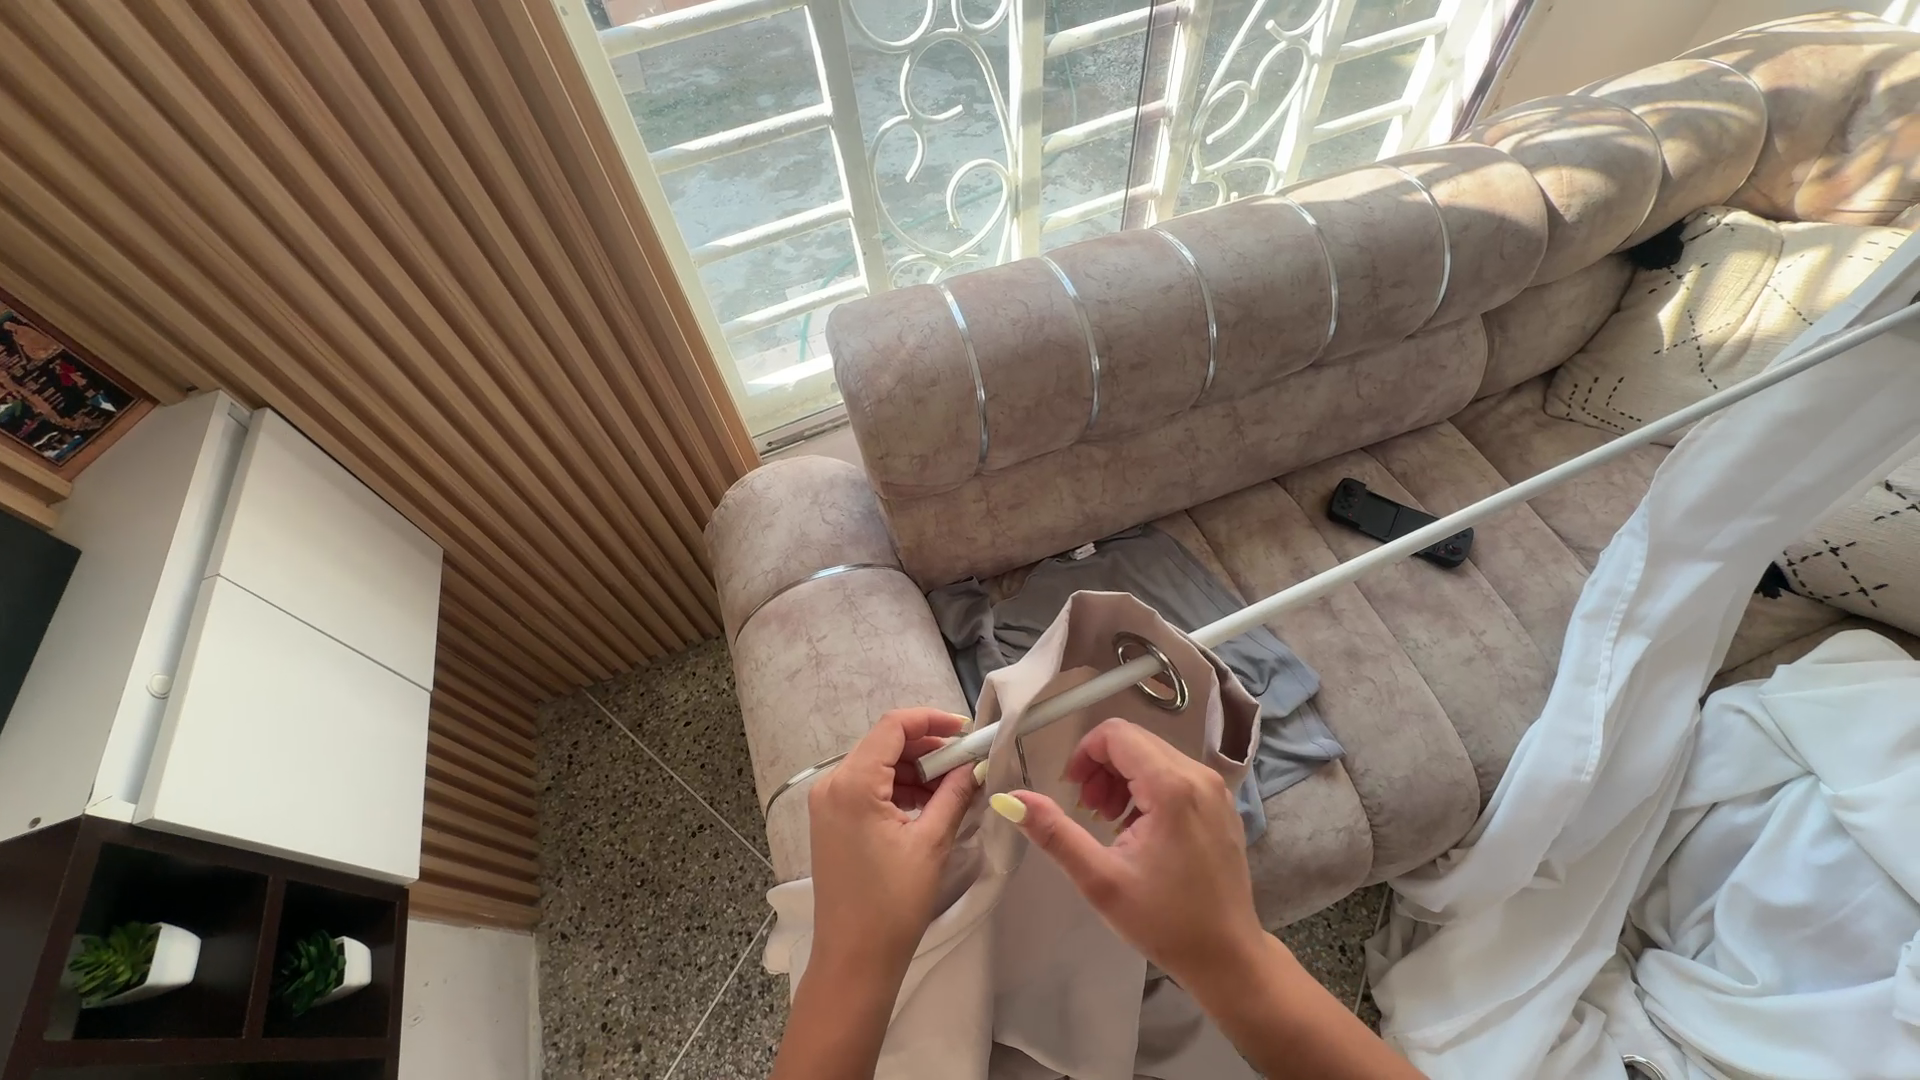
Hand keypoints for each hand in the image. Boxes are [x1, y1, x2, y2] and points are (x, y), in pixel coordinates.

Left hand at [807, 707, 978, 976]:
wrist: (853, 961)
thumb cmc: (892, 903)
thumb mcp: (931, 843)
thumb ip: (954, 794)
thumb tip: (975, 765)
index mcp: (852, 783)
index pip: (893, 726)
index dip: (931, 720)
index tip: (966, 730)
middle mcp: (831, 784)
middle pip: (885, 743)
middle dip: (927, 747)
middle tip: (966, 762)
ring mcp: (827, 803)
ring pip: (878, 764)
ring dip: (916, 769)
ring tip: (954, 786)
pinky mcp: (831, 821)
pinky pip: (868, 787)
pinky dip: (899, 787)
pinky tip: (929, 803)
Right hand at [992, 718, 1265, 987]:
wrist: (1229, 957)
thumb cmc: (1165, 921)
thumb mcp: (1100, 879)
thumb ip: (1054, 833)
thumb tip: (1009, 800)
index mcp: (1172, 786)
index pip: (1116, 734)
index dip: (1084, 753)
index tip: (1071, 790)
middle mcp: (1198, 775)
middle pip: (1135, 740)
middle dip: (1101, 767)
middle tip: (1088, 810)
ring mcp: (1215, 788)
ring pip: (1154, 754)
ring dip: (1122, 777)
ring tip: (1110, 820)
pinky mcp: (1221, 803)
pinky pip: (1175, 772)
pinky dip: (1147, 787)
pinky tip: (1137, 828)